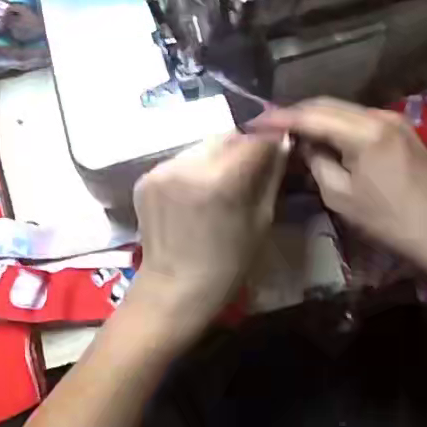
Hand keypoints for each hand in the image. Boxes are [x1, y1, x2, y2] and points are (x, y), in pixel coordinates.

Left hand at [129, 132, 288, 334]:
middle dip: (241, 147)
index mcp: (220, 181)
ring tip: (220, 183)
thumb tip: (281, 143)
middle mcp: (187, 167)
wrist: (174, 288)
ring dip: (215, 156)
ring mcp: (161, 171)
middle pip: (224, 138)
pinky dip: (192, 169)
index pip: (253, 139)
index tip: (277, 146)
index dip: (269, 140)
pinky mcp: (145, 178)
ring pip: (200, 147)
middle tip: (250, 167)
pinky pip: (179, 162)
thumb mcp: (260, 220)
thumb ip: (270, 176)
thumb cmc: (227, 264)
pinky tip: (194, 194)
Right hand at [252, 98, 426, 285]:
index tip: (254, 122)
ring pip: (343, 110)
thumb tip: (303, 145)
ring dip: (316, 118)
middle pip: (327, 105)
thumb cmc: (390, 220)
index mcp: (363, 131)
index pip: (311, 115)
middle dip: (296, 113)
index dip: (279, 118)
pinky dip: (335, 125)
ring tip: (290, 132)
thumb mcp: (340, 196)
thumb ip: (316, 163)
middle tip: (267, 125)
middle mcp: (379, 116)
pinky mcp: (401, 132)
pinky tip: (322, 138)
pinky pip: (359, 120)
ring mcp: (394, 121)